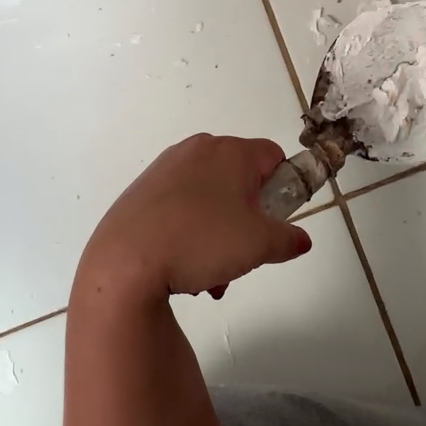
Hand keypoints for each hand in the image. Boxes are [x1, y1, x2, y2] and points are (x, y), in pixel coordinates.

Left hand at [75, 134, 312, 305]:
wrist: (124, 261)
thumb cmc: (200, 242)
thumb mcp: (259, 245)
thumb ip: (288, 239)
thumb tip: (300, 240)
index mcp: (230, 151)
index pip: (273, 156)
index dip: (281, 188)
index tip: (272, 221)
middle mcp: (198, 150)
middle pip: (240, 180)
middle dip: (247, 219)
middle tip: (242, 252)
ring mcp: (166, 168)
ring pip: (210, 199)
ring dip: (219, 234)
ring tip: (209, 275)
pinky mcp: (142, 191)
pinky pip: (180, 208)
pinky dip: (189, 232)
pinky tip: (182, 270)